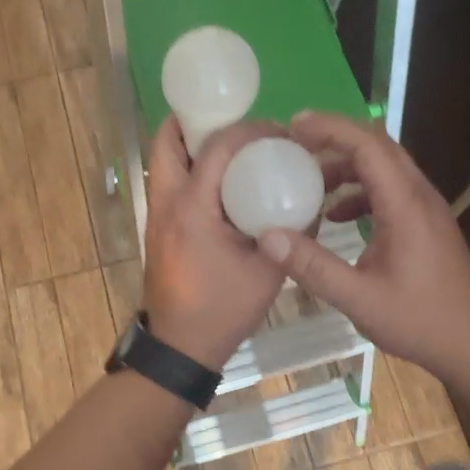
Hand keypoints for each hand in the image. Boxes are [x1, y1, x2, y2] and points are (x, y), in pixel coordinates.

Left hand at [141, 118, 288, 368]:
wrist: (179, 347)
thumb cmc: (223, 309)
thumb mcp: (269, 271)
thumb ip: (293, 232)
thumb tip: (314, 199)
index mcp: (192, 208)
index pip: (217, 147)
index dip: (248, 130)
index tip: (276, 132)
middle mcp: (165, 202)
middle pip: (168, 140)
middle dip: (198, 121)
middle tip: (236, 125)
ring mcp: (155, 215)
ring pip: (163, 161)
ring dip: (190, 145)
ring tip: (230, 149)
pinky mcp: (156, 229)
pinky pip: (167, 183)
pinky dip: (188, 170)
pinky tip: (221, 184)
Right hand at [256, 111, 469, 381]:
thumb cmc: (419, 322)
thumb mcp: (358, 299)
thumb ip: (312, 266)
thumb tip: (267, 236)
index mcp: (405, 205)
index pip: (368, 145)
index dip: (330, 129)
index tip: (292, 128)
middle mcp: (420, 196)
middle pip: (378, 147)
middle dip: (334, 139)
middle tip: (293, 145)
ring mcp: (427, 209)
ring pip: (385, 167)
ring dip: (347, 166)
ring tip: (308, 182)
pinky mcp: (427, 224)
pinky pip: (391, 190)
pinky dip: (360, 191)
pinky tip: (337, 217)